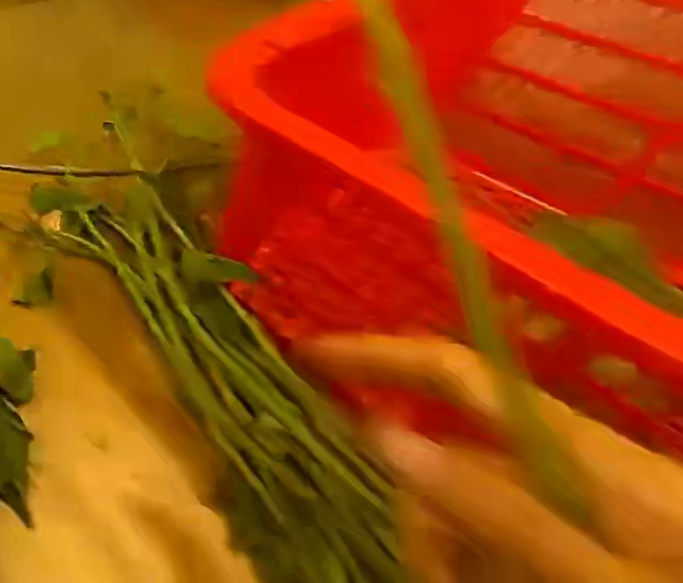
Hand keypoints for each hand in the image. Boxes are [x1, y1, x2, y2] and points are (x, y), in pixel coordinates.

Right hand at [300, 335, 682, 581]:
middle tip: (413, 567)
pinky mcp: (611, 555)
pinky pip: (521, 541)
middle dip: (419, 500)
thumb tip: (375, 431)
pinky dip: (488, 562)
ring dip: (452, 545)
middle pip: (461, 452)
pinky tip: (472, 581)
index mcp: (590, 455)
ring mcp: (608, 517)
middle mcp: (590, 470)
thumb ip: (493, 508)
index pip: (452, 369)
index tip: (301, 357)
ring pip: (486, 504)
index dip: (374, 353)